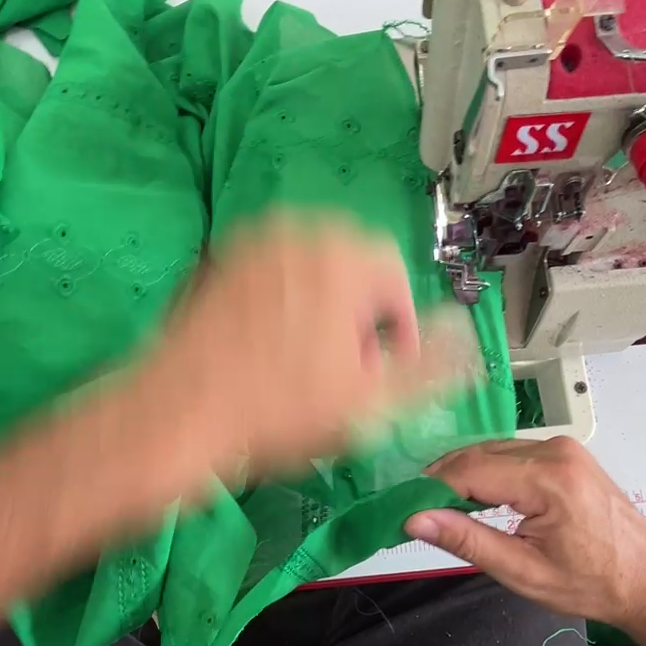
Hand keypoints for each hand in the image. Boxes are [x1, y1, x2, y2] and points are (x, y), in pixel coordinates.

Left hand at [145, 213, 457, 472]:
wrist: (178, 414)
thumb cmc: (277, 409)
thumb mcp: (370, 400)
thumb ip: (430, 367)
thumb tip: (467, 343)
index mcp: (344, 255)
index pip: (396, 280)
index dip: (400, 331)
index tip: (385, 372)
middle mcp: (298, 231)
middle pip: (353, 270)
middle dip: (359, 316)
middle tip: (346, 371)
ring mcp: (250, 242)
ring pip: (310, 271)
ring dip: (322, 309)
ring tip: (306, 364)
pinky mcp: (215, 262)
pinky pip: (269, 276)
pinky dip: (281, 304)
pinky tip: (267, 350)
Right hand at [404, 437, 645, 631]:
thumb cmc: (591, 584)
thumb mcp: (522, 571)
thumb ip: (467, 540)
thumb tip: (415, 518)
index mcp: (549, 479)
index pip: (469, 469)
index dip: (431, 488)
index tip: (404, 508)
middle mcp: (556, 451)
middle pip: (478, 454)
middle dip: (443, 480)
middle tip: (416, 510)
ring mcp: (563, 447)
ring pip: (492, 450)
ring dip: (463, 474)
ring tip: (442, 508)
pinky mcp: (566, 453)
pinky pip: (511, 453)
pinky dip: (487, 471)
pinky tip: (475, 496)